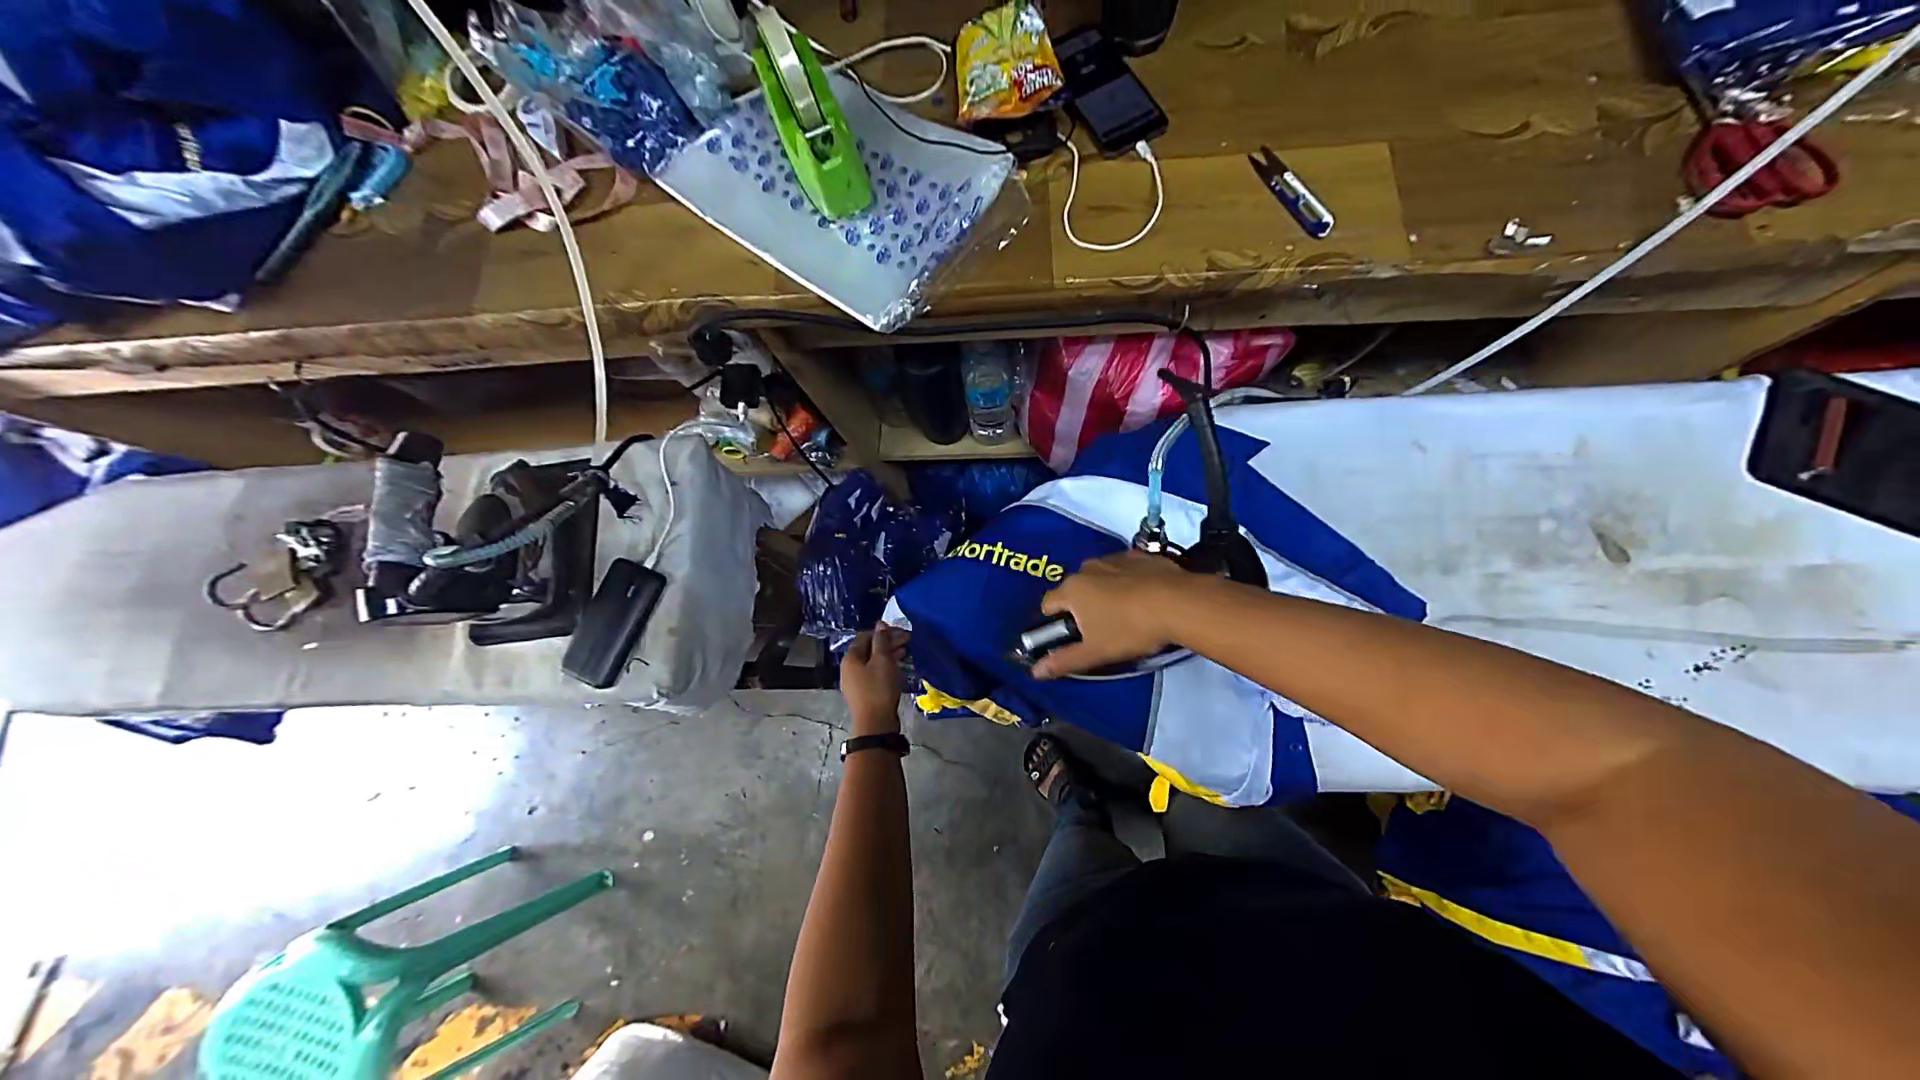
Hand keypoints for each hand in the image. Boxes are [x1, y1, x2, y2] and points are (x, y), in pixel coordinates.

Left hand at [842, 623, 908, 735]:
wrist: (875, 724)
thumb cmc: (879, 688)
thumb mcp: (883, 660)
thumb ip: (882, 640)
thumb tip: (880, 624)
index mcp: (851, 657)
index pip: (866, 636)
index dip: (884, 631)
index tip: (902, 633)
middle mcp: (849, 668)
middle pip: (869, 649)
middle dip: (888, 643)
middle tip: (907, 641)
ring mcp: (855, 681)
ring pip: (873, 661)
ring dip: (889, 655)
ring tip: (905, 653)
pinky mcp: (863, 692)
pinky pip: (874, 673)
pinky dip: (886, 667)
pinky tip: (898, 668)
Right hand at [1032, 551, 1198, 678]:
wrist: (1180, 604)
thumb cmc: (1131, 629)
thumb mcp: (1096, 652)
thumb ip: (1064, 661)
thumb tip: (1035, 671)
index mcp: (1072, 589)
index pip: (1047, 604)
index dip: (1054, 623)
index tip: (1069, 637)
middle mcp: (1088, 568)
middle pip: (1075, 590)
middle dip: (1082, 608)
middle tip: (1101, 630)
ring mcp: (1115, 559)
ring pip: (1100, 578)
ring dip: (1105, 592)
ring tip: (1126, 615)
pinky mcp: (1141, 556)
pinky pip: (1125, 570)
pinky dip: (1128, 581)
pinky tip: (1144, 598)